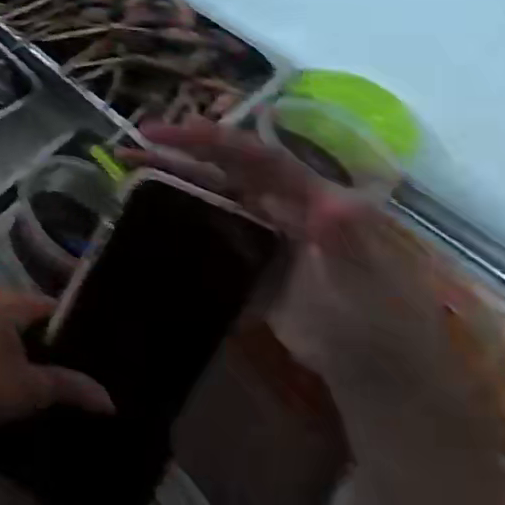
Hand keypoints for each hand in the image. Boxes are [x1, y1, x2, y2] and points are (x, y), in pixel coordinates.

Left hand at [0, 289, 112, 429]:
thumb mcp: (26, 388)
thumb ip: (68, 386)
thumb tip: (109, 398)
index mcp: (6, 299)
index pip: (52, 305)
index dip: (76, 328)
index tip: (99, 352)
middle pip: (32, 314)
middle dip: (54, 341)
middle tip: (82, 368)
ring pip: (12, 326)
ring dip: (31, 349)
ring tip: (58, 375)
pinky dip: (11, 350)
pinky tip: (23, 374)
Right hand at [127, 122, 477, 414]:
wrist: (374, 373)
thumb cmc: (378, 319)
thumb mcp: (364, 278)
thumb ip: (346, 240)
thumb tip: (336, 204)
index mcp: (308, 193)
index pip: (255, 156)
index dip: (215, 139)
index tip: (173, 130)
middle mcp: (279, 201)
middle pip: (224, 166)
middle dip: (180, 149)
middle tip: (134, 140)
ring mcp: (261, 228)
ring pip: (210, 191)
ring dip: (172, 175)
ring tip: (126, 163)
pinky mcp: (246, 256)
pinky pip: (207, 226)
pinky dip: (177, 214)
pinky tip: (145, 210)